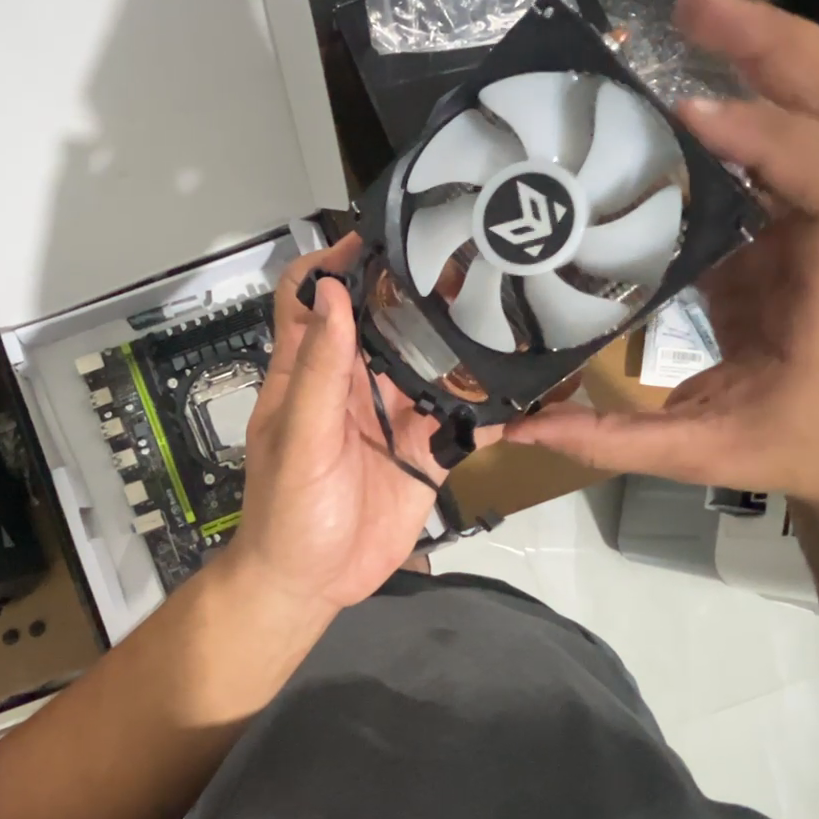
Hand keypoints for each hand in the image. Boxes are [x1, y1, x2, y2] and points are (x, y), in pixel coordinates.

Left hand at [216, 236, 486, 613]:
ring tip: (511, 300)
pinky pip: (463, 416)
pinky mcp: (427, 449)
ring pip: (429, 360)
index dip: (332, 263)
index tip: (378, 237)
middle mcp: (353, 382)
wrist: (314, 581)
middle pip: (382, 319)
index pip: (310, 298)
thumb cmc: (289, 511)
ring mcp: (393, 413)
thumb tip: (335, 292)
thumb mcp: (300, 440)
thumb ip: (319, 372)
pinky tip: (528, 381)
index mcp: (310, 372)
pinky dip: (491, 401)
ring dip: (461, 337)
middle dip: (416, 288)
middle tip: (469, 254)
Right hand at [508, 0, 818, 506]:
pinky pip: (777, 143)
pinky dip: (742, 97)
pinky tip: (679, 83)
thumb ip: (606, 440)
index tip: (691, 114)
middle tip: (690, 9)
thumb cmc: (794, 446)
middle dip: (778, 46)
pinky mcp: (785, 223)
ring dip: (769, 50)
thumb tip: (515, 427)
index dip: (772, 139)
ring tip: (689, 16)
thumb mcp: (698, 453)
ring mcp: (815, 221)